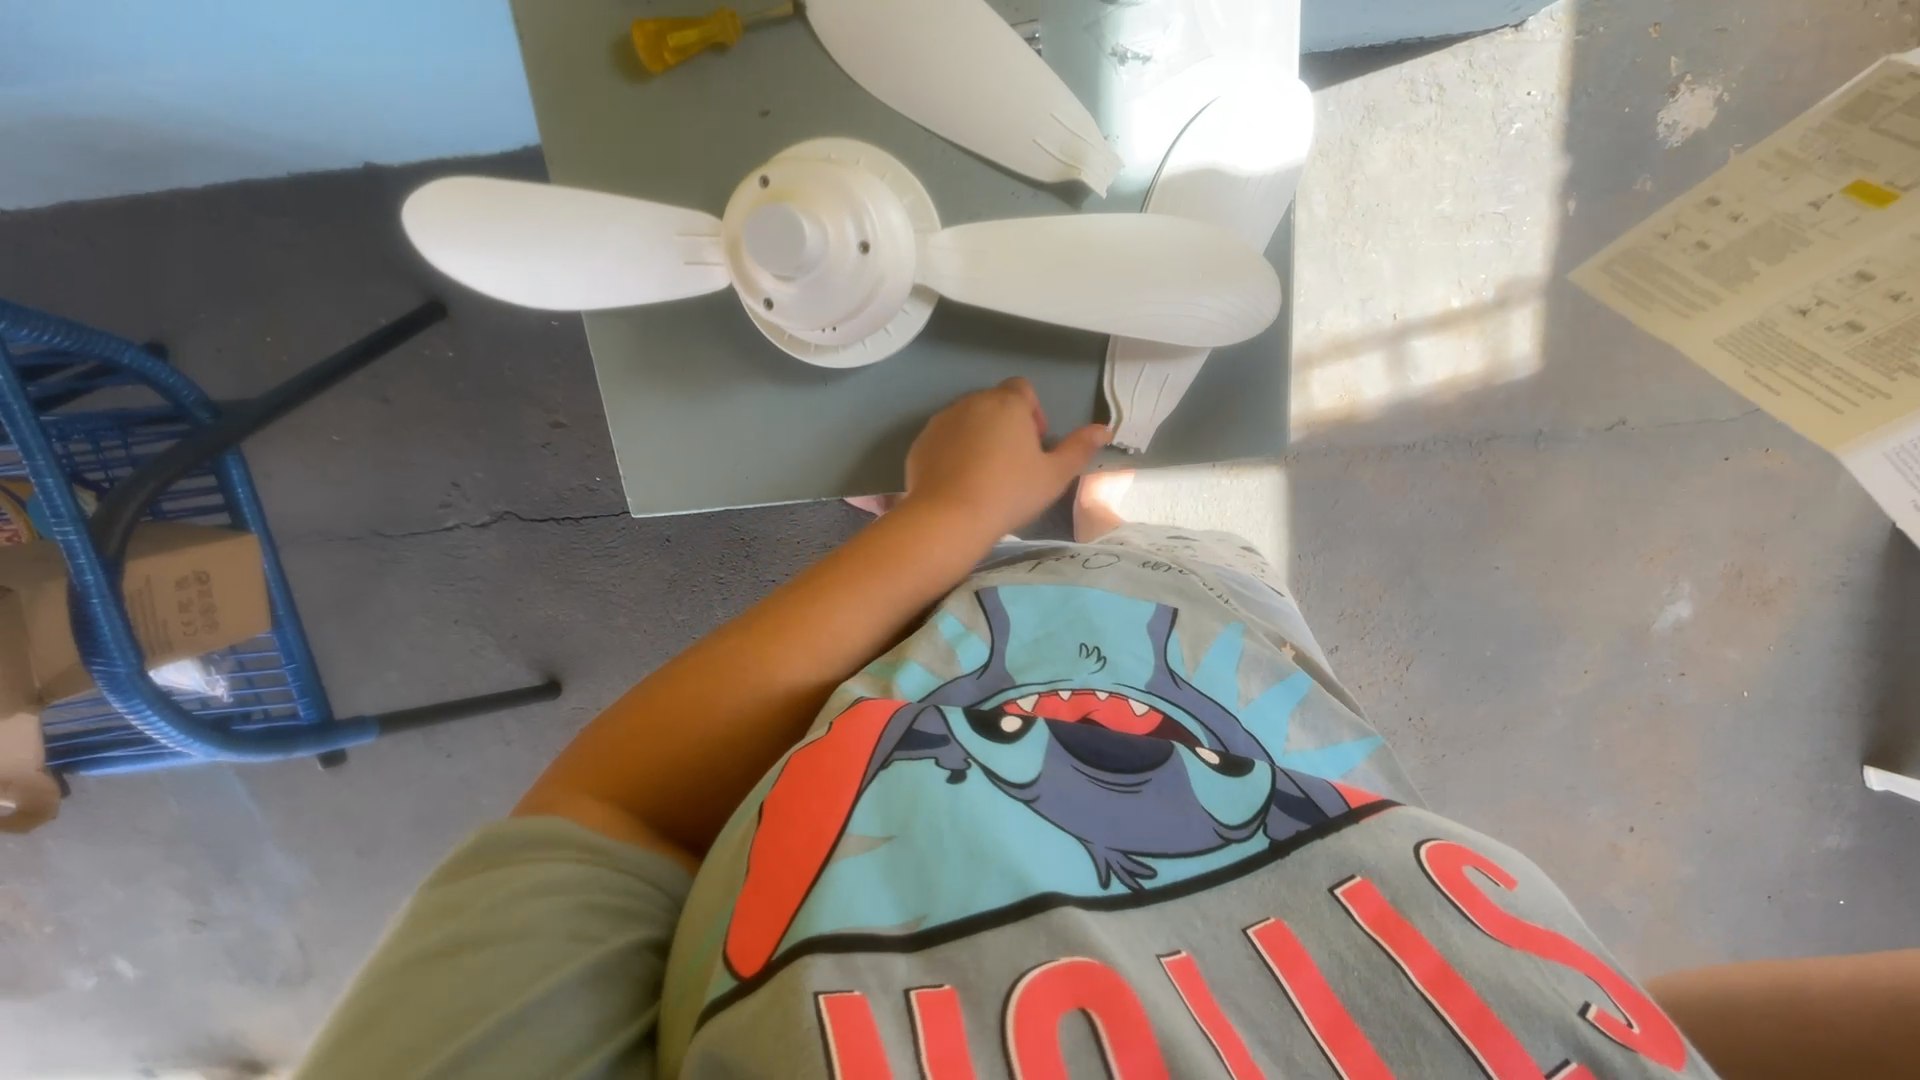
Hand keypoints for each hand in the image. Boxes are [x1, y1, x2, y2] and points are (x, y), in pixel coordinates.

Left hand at [901, 377, 1108, 537]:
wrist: (949, 517)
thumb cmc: (1009, 493)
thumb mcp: (1054, 475)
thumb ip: (1079, 448)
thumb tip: (1104, 429)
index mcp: (1007, 404)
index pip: (1023, 389)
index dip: (1033, 413)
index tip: (1034, 445)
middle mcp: (971, 402)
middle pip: (993, 404)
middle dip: (1005, 425)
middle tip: (1013, 464)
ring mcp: (941, 421)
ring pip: (966, 420)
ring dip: (978, 437)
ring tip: (985, 475)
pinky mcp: (920, 443)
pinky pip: (943, 440)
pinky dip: (952, 452)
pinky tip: (959, 482)